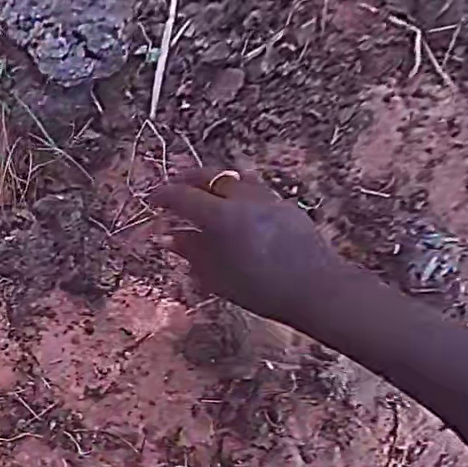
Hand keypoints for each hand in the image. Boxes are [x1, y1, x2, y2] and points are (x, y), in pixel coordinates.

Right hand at [152, 169, 370, 327]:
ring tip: (203, 194)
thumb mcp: (216, 276)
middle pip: (210, 177)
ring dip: (214, 182)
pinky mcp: (285, 206)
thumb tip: (171, 237)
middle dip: (187, 180)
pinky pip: (253, 189)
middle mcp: (243, 199)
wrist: (315, 289)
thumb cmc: (259, 289)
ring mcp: (268, 199)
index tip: (152, 200)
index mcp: (221, 217)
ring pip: (234, 178)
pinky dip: (235, 192)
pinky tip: (233, 208)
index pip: (184, 197)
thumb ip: (192, 251)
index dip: (164, 196)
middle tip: (173, 189)